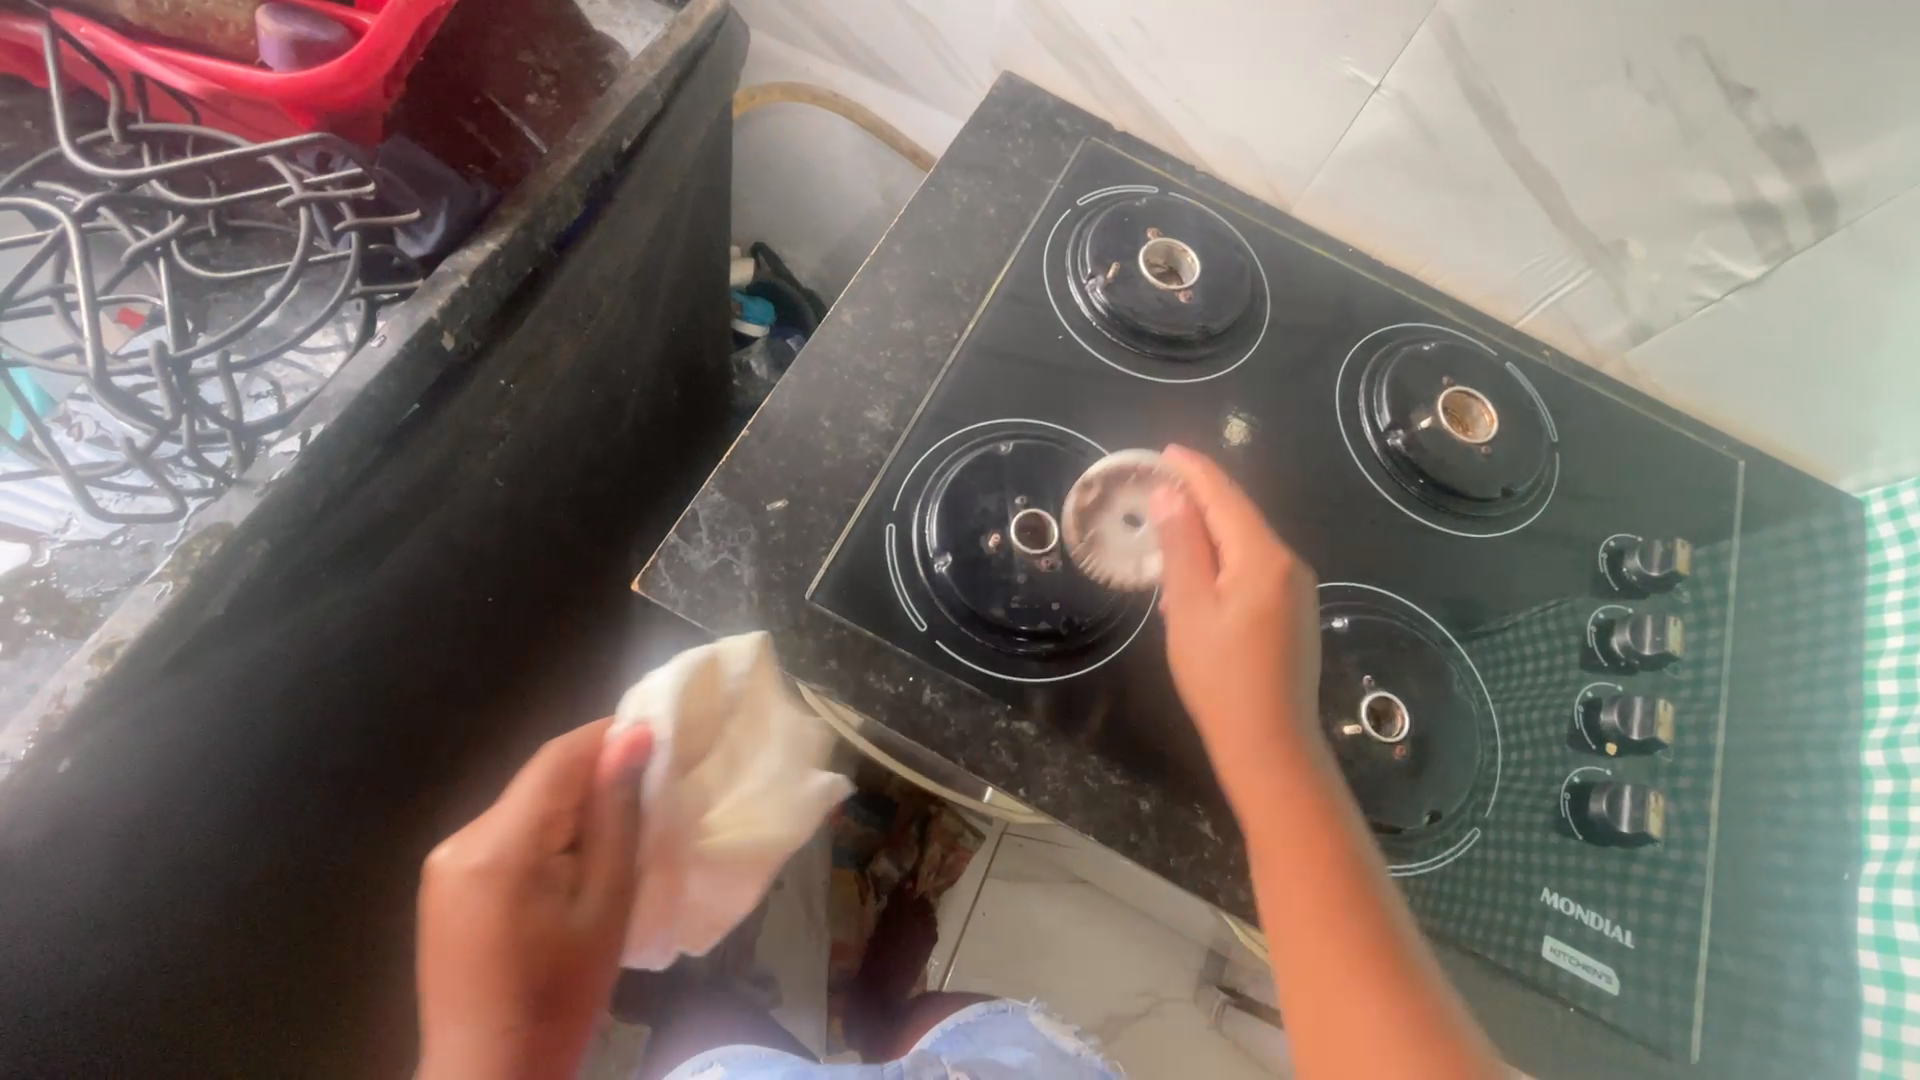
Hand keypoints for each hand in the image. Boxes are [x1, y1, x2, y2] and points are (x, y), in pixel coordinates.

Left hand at [417, 718, 653, 1079]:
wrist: (490, 1078)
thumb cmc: (563, 994)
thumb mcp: (607, 899)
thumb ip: (617, 812)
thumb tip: (633, 735)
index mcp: (499, 844)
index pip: (560, 756)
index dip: (611, 737)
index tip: (661, 741)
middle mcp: (462, 840)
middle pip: (542, 781)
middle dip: (597, 779)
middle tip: (652, 796)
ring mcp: (446, 864)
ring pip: (528, 806)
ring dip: (575, 808)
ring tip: (621, 834)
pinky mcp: (446, 885)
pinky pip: (509, 834)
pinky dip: (549, 834)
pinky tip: (576, 865)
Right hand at [1153, 444, 1321, 802]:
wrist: (1270, 744)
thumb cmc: (1220, 677)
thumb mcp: (1189, 608)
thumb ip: (1181, 546)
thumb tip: (1168, 493)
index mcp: (1263, 557)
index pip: (1224, 496)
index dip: (1193, 470)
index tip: (1164, 450)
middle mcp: (1288, 563)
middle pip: (1238, 515)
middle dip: (1198, 495)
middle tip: (1156, 482)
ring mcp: (1294, 588)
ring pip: (1244, 542)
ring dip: (1206, 530)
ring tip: (1166, 522)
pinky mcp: (1292, 611)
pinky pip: (1251, 567)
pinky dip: (1220, 559)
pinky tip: (1194, 573)